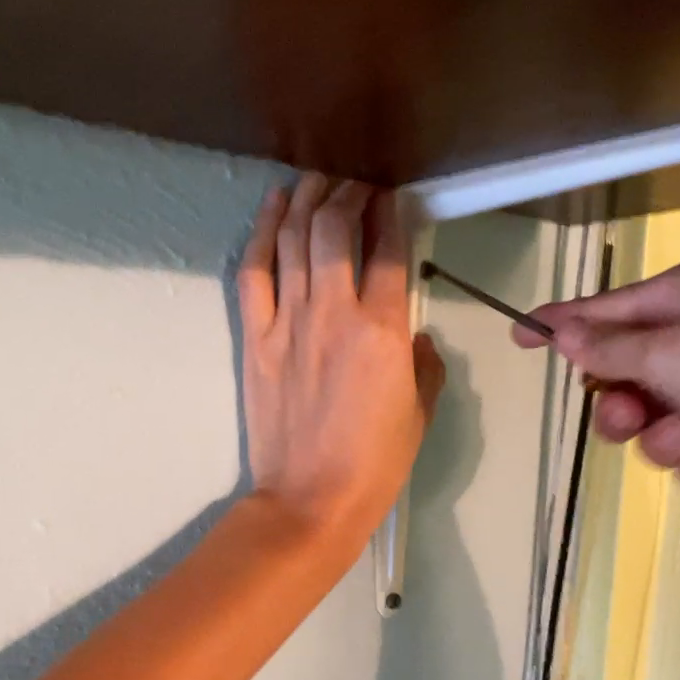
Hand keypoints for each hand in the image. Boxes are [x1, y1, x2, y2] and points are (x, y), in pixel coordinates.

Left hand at [239, 176, 444, 538]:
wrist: (311, 499)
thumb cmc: (376, 463)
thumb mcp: (421, 412)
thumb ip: (424, 362)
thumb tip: (413, 333)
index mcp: (383, 330)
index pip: (387, 249)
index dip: (389, 212)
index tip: (391, 198)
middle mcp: (335, 312)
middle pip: (335, 229)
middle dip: (347, 194)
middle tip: (354, 185)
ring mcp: (289, 322)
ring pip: (294, 238)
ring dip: (306, 199)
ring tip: (317, 180)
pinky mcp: (256, 338)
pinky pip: (255, 271)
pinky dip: (263, 232)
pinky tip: (274, 206)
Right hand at [514, 252, 679, 492]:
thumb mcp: (672, 354)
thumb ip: (610, 350)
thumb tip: (564, 332)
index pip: (604, 310)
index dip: (559, 325)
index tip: (518, 336)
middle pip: (629, 375)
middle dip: (626, 408)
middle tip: (629, 420)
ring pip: (662, 420)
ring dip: (673, 440)